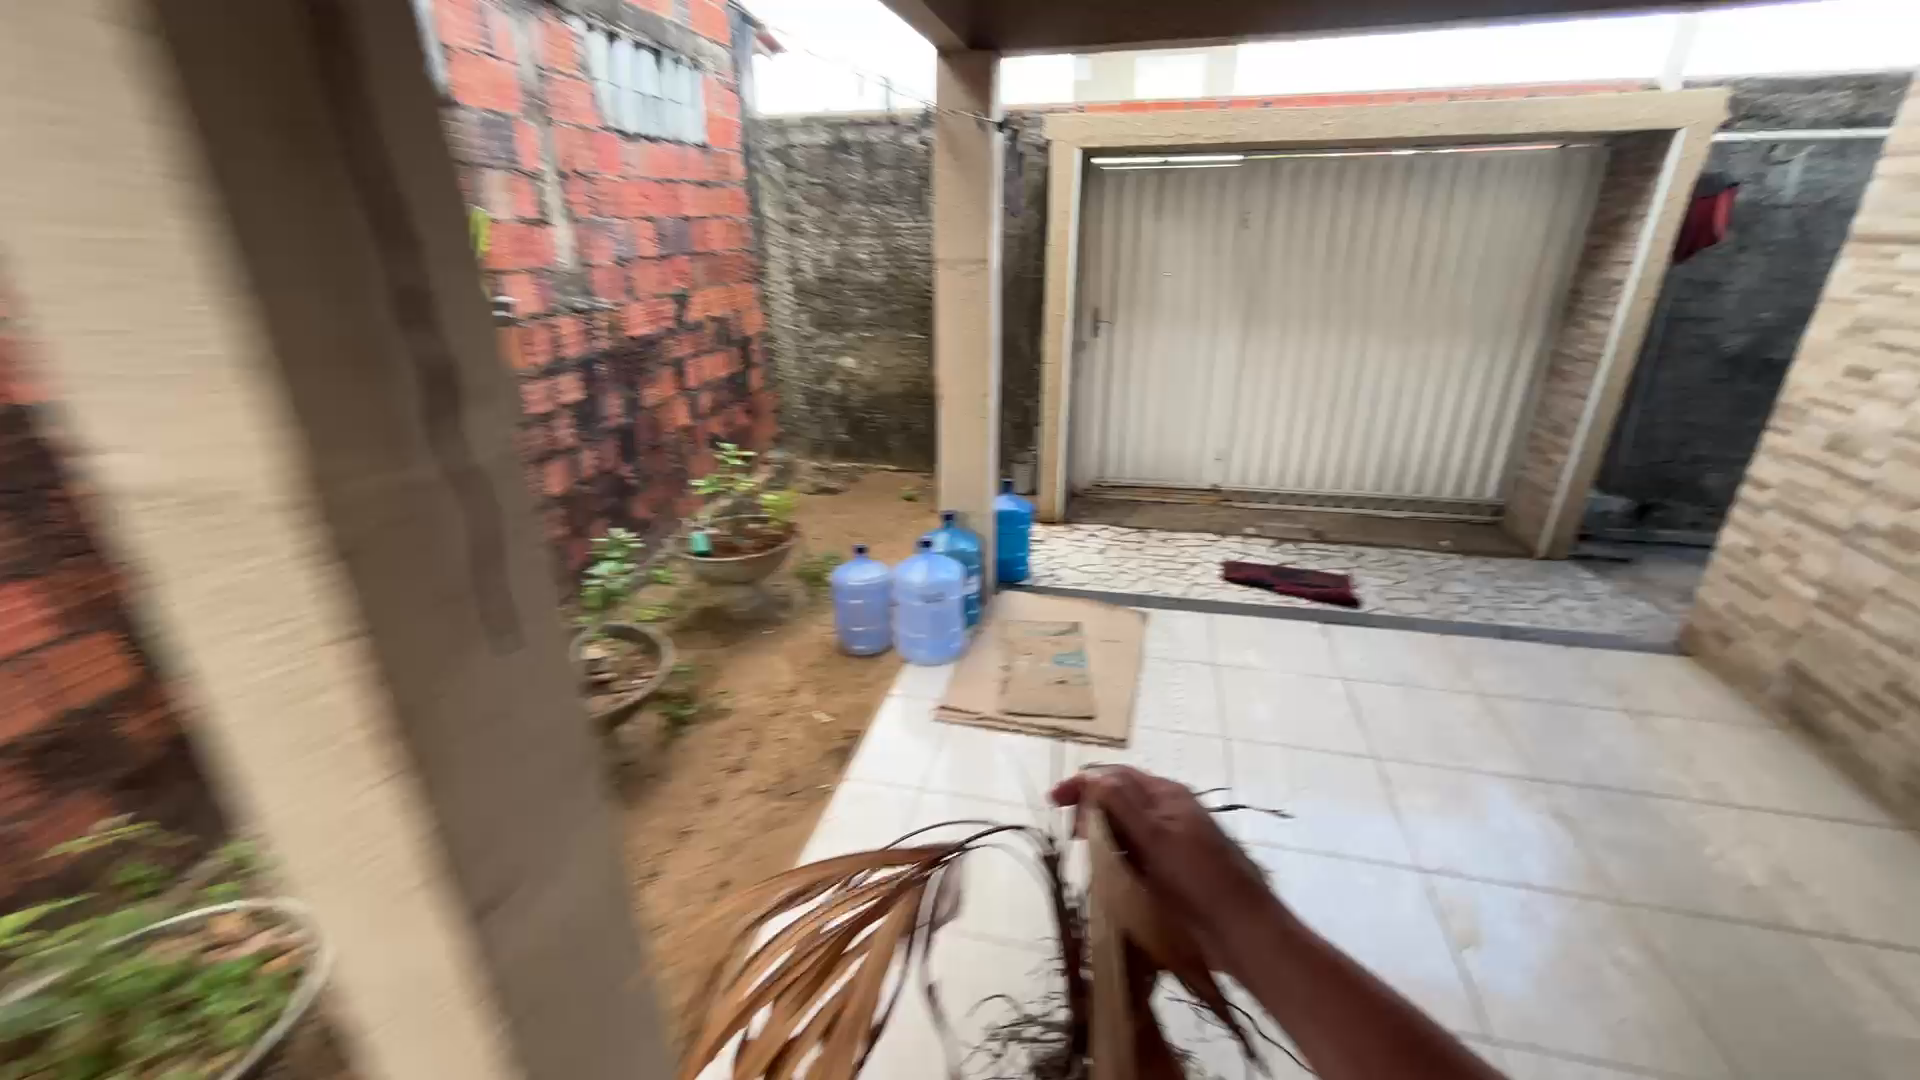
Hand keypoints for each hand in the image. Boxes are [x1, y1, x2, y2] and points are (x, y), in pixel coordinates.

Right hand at [1051, 765, 1287, 975]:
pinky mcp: (1168, 870)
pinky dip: (1114, 859)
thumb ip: (1121, 803)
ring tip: (1086, 858)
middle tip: (1072, 838)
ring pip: (1123, 828)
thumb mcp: (1156, 836)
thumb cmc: (1199, 878)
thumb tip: (1090, 778)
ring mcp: (1168, 841)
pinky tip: (1106, 877)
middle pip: (1117, 799)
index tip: (1053, 802)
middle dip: (1090, 811)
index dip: (1083, 784)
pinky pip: (1132, 856)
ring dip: (1101, 837)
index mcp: (1165, 794)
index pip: (1115, 776)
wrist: (1241, 930)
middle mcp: (1166, 811)